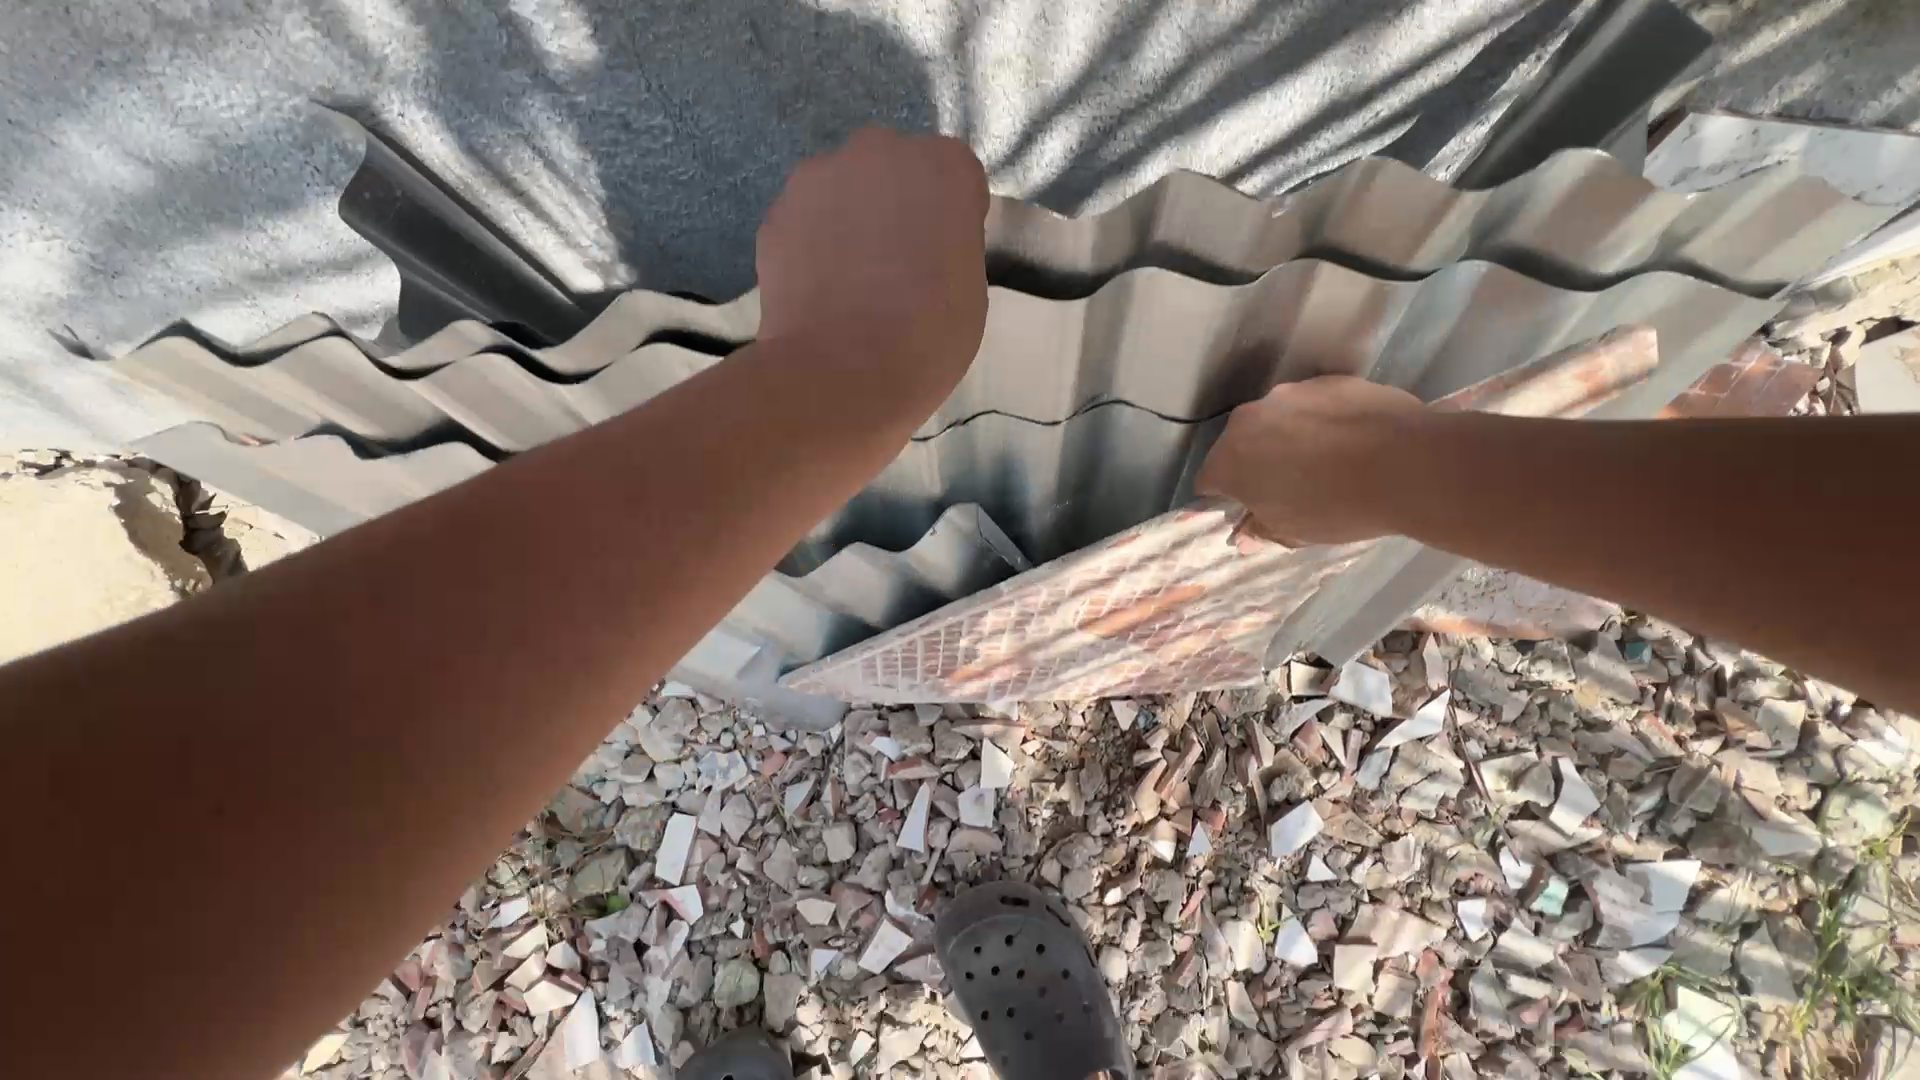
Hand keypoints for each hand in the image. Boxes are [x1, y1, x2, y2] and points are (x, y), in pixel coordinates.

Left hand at [756, 129, 989, 384]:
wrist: (843, 372)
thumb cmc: (928, 337)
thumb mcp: (969, 289)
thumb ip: (949, 246)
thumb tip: (921, 246)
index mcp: (944, 168)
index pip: (955, 179)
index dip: (949, 220)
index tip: (943, 258)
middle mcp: (880, 151)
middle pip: (893, 169)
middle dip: (896, 206)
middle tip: (896, 266)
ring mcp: (819, 177)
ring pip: (842, 190)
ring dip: (849, 220)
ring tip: (850, 283)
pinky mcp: (776, 213)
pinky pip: (805, 222)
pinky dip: (812, 246)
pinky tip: (818, 292)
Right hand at [1196, 376, 1426, 544]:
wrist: (1407, 464)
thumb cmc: (1336, 507)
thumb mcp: (1293, 532)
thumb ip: (1260, 528)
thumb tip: (1244, 534)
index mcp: (1229, 460)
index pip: (1209, 480)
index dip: (1226, 497)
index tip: (1251, 508)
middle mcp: (1249, 418)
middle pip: (1240, 444)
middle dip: (1256, 462)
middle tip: (1289, 485)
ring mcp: (1291, 393)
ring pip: (1278, 420)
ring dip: (1289, 437)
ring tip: (1327, 459)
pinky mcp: (1330, 380)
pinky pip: (1315, 405)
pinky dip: (1324, 420)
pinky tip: (1353, 440)